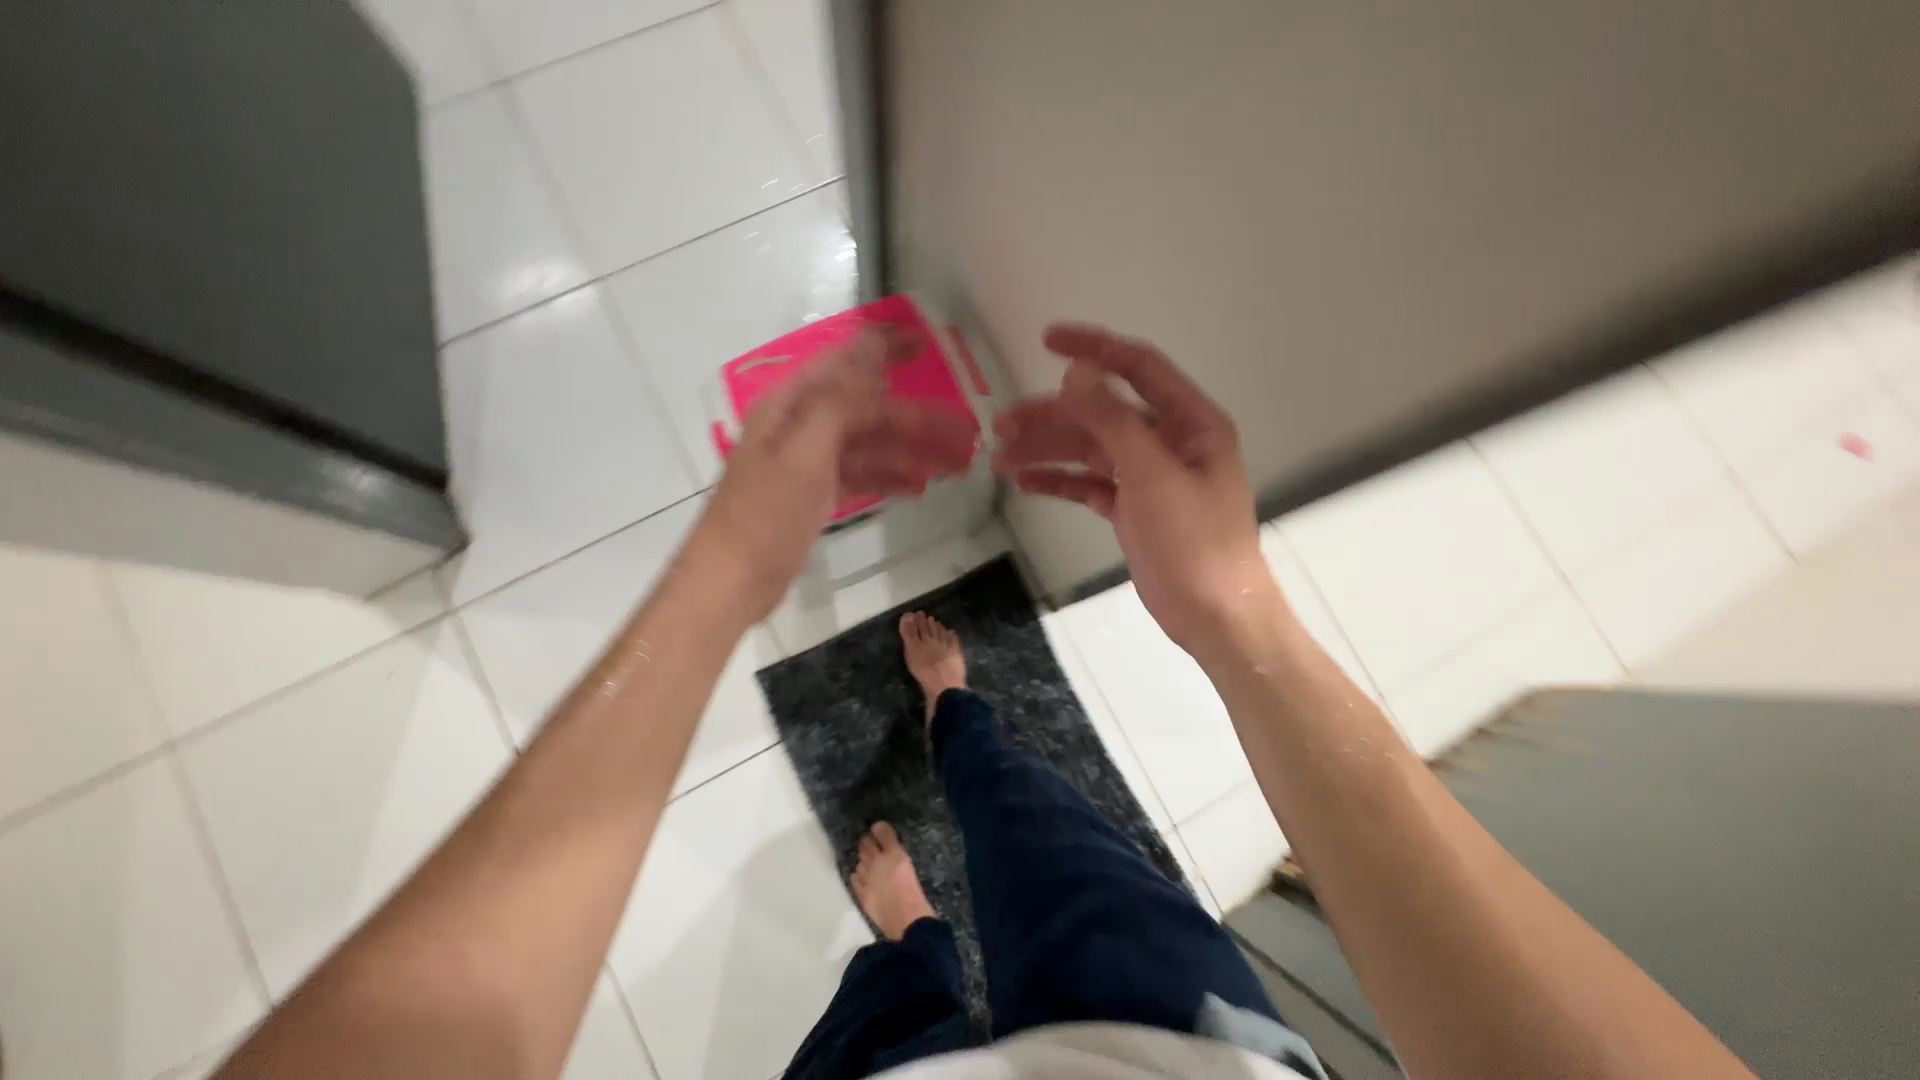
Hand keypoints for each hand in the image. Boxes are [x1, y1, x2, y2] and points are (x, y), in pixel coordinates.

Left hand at [689, 328, 978, 619]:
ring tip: (959, 463)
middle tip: (967, 431)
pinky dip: (891, 476)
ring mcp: (808, 462)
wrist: (731, 581)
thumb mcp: (802, 453)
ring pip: (870, 444)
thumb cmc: (764, 516)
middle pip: (868, 409)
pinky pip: (861, 474)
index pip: (844, 362)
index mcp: (791, 405)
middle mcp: (800, 425)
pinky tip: (920, 485)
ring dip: (913, 449)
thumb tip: (871, 358)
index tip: (925, 342)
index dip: (884, 348)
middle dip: (917, 417)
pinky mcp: (815, 495)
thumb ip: (838, 403)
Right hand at [992, 323, 1277, 657]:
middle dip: (1053, 416)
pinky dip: (1060, 481)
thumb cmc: (1194, 540)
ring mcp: (1149, 476)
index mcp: (1190, 421)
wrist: (1213, 615)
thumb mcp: (1152, 474)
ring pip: (1090, 450)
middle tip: (1002, 425)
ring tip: (1000, 458)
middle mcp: (1170, 441)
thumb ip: (1113, 420)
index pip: (1138, 367)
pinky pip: (1090, 484)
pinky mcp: (1133, 509)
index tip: (1046, 340)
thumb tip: (1076, 371)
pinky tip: (1025, 482)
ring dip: (1047, 450)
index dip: (1093, 349)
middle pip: (1102, 414)